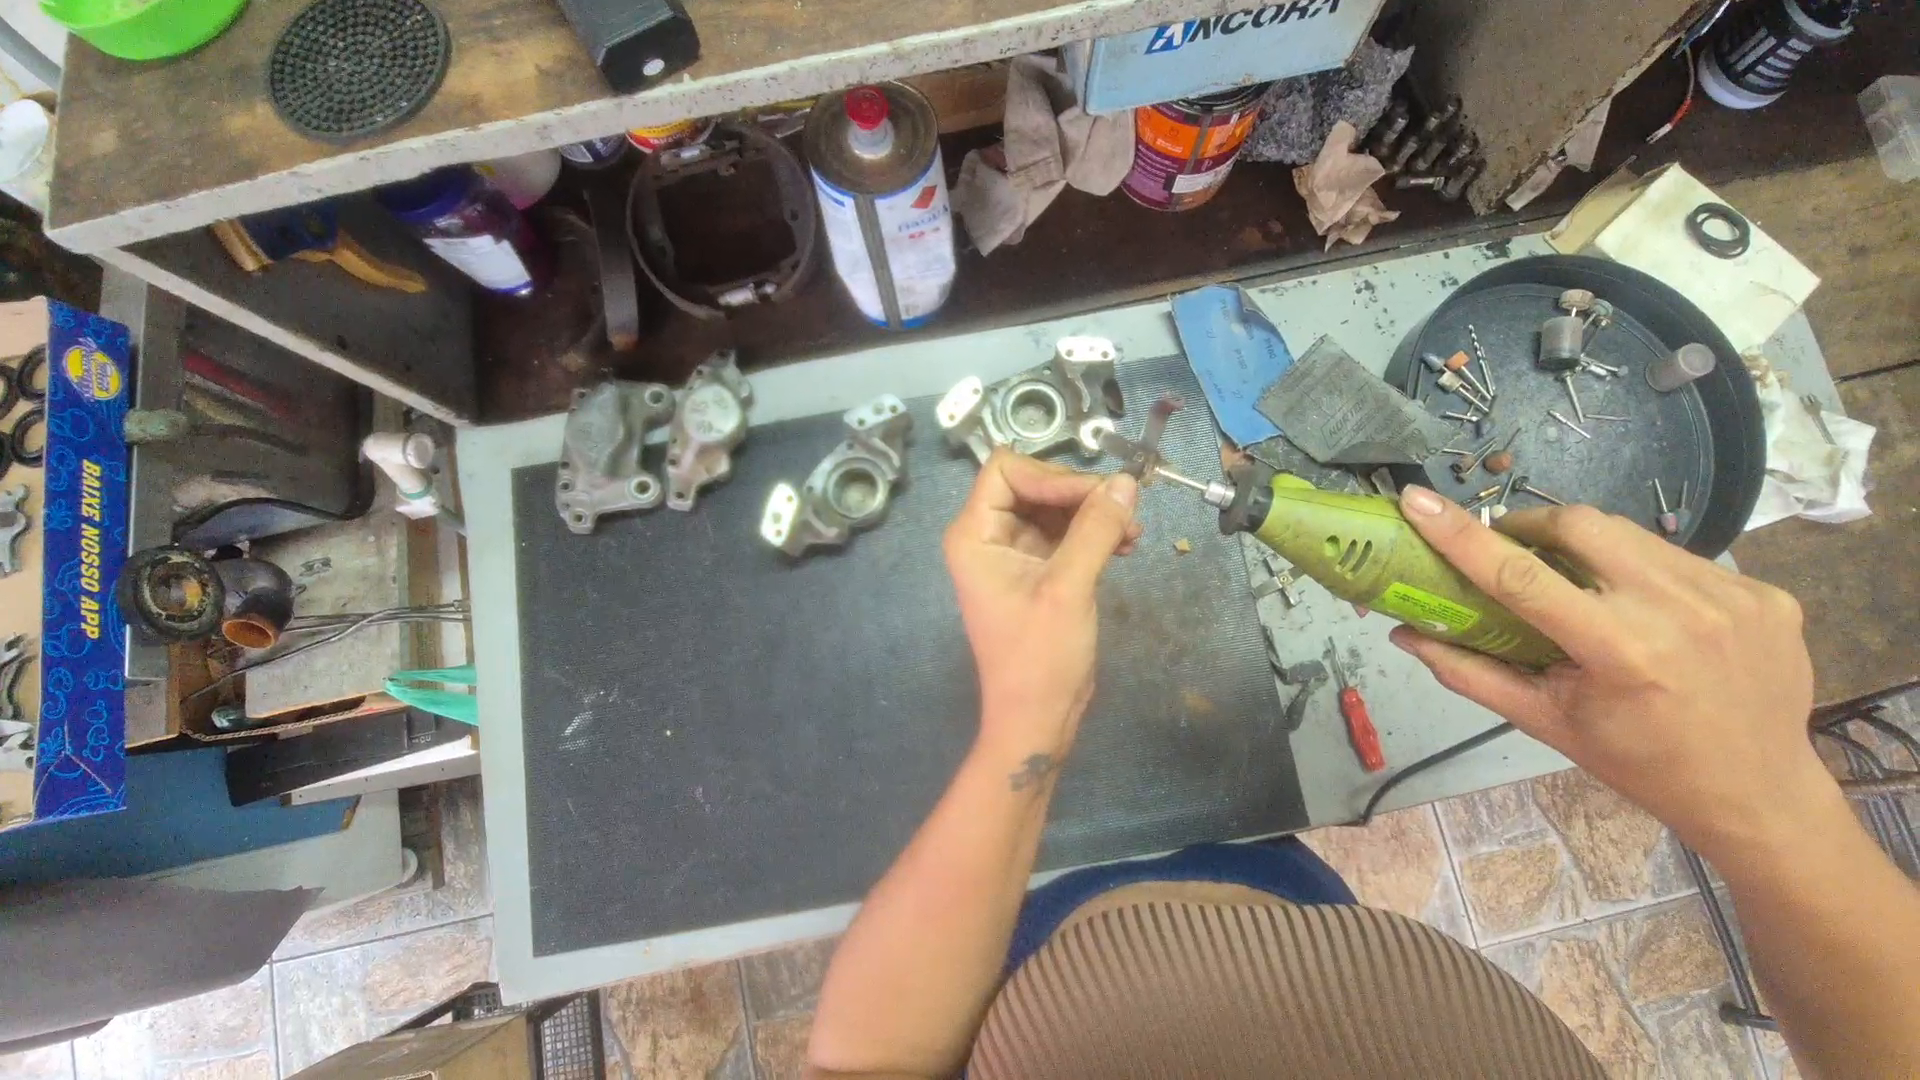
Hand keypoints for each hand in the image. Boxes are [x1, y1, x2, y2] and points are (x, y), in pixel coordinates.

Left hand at [943, 452, 1140, 759]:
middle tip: (1126, 512)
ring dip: (1094, 514)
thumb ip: (1096, 530)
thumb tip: (1128, 482)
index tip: (1097, 496)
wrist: (1037, 717)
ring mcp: (1013, 553)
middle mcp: (987, 536)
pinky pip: (1065, 533)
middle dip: (1080, 494)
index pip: (1006, 470)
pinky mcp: (1037, 569)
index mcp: (974, 534)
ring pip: (1055, 507)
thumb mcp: (1068, 588)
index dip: (1052, 476)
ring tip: (1133, 534)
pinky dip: (1094, 534)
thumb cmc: (1040, 656)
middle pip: (1034, 484)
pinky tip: (1126, 546)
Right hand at [1389, 485, 1822, 864]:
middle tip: (1508, 546)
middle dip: (1530, 525)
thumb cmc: (1634, 761)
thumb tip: (1404, 634)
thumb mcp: (1542, 721)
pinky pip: (1676, 554)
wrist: (1760, 792)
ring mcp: (1734, 595)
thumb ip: (1468, 672)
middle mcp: (1681, 612)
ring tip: (1572, 576)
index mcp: (1620, 652)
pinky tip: (1637, 604)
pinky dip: (1636, 566)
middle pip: (1581, 525)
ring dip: (1583, 544)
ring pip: (1628, 532)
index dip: (1462, 535)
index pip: (1521, 576)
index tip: (1417, 500)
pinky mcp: (1770, 588)